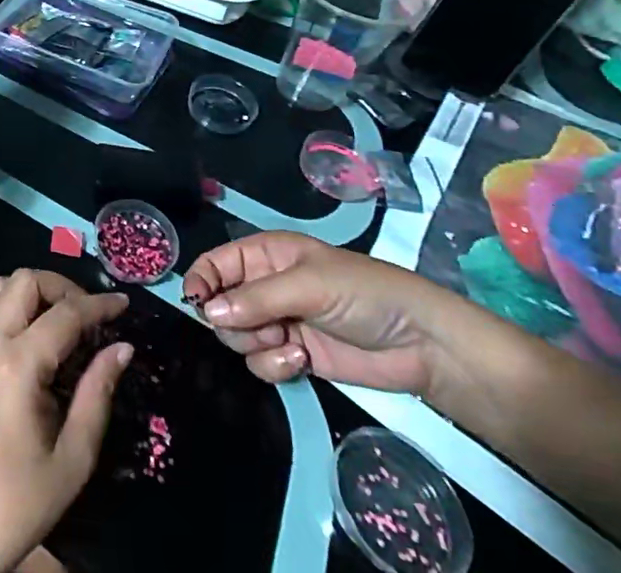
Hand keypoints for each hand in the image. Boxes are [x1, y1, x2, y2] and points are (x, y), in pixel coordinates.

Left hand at [0, 270, 133, 572]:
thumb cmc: (23, 497)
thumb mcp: (75, 454)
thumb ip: (98, 392)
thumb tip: (122, 347)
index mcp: (16, 365)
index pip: (64, 313)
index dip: (99, 305)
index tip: (125, 305)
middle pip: (24, 280)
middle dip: (63, 287)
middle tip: (92, 315)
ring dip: (34, 292)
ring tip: (64, 321)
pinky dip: (11, 306)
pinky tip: (33, 337)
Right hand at [182, 231, 481, 399]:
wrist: (423, 346)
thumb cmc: (366, 295)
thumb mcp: (309, 285)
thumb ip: (256, 298)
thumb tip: (207, 313)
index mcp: (265, 255)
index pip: (214, 264)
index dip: (200, 281)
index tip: (197, 305)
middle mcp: (264, 286)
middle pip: (218, 305)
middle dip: (235, 321)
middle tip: (266, 326)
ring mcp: (277, 322)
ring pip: (235, 336)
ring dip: (257, 344)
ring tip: (290, 343)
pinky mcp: (291, 354)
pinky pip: (258, 362)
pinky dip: (274, 365)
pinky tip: (302, 361)